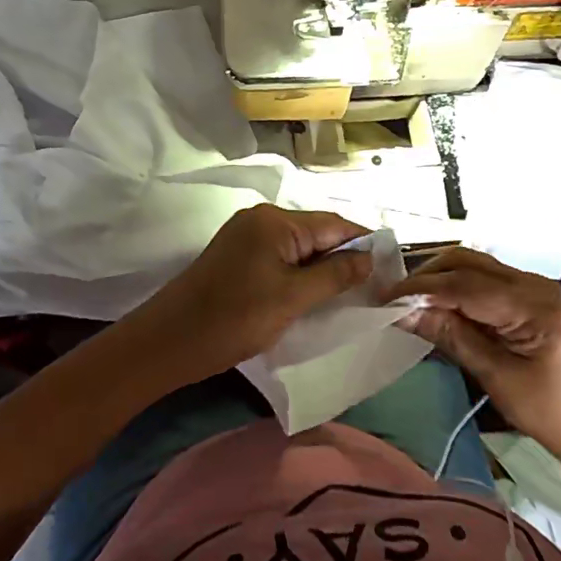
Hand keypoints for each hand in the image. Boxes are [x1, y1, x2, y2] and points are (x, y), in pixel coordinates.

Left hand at [130, 205, 372, 382]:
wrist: (169, 341)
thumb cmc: (234, 318)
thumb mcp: (292, 298)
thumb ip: (334, 275)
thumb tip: (369, 258)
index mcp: (275, 221)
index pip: (333, 224)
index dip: (363, 244)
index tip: (391, 269)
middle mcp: (260, 219)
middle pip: (316, 233)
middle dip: (343, 258)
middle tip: (373, 289)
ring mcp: (245, 237)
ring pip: (298, 248)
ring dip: (321, 269)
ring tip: (348, 296)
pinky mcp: (236, 257)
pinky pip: (279, 258)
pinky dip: (299, 274)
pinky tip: (312, 295)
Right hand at [380, 248, 560, 471]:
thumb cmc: (546, 411)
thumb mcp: (494, 376)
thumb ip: (449, 335)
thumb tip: (401, 310)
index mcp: (534, 305)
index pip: (465, 285)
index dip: (421, 288)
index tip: (384, 297)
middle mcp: (534, 283)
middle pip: (467, 262)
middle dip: (426, 276)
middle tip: (392, 297)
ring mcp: (531, 284)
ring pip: (471, 264)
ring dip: (437, 277)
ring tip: (407, 298)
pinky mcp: (524, 292)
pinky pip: (480, 276)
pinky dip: (452, 285)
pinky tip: (434, 301)